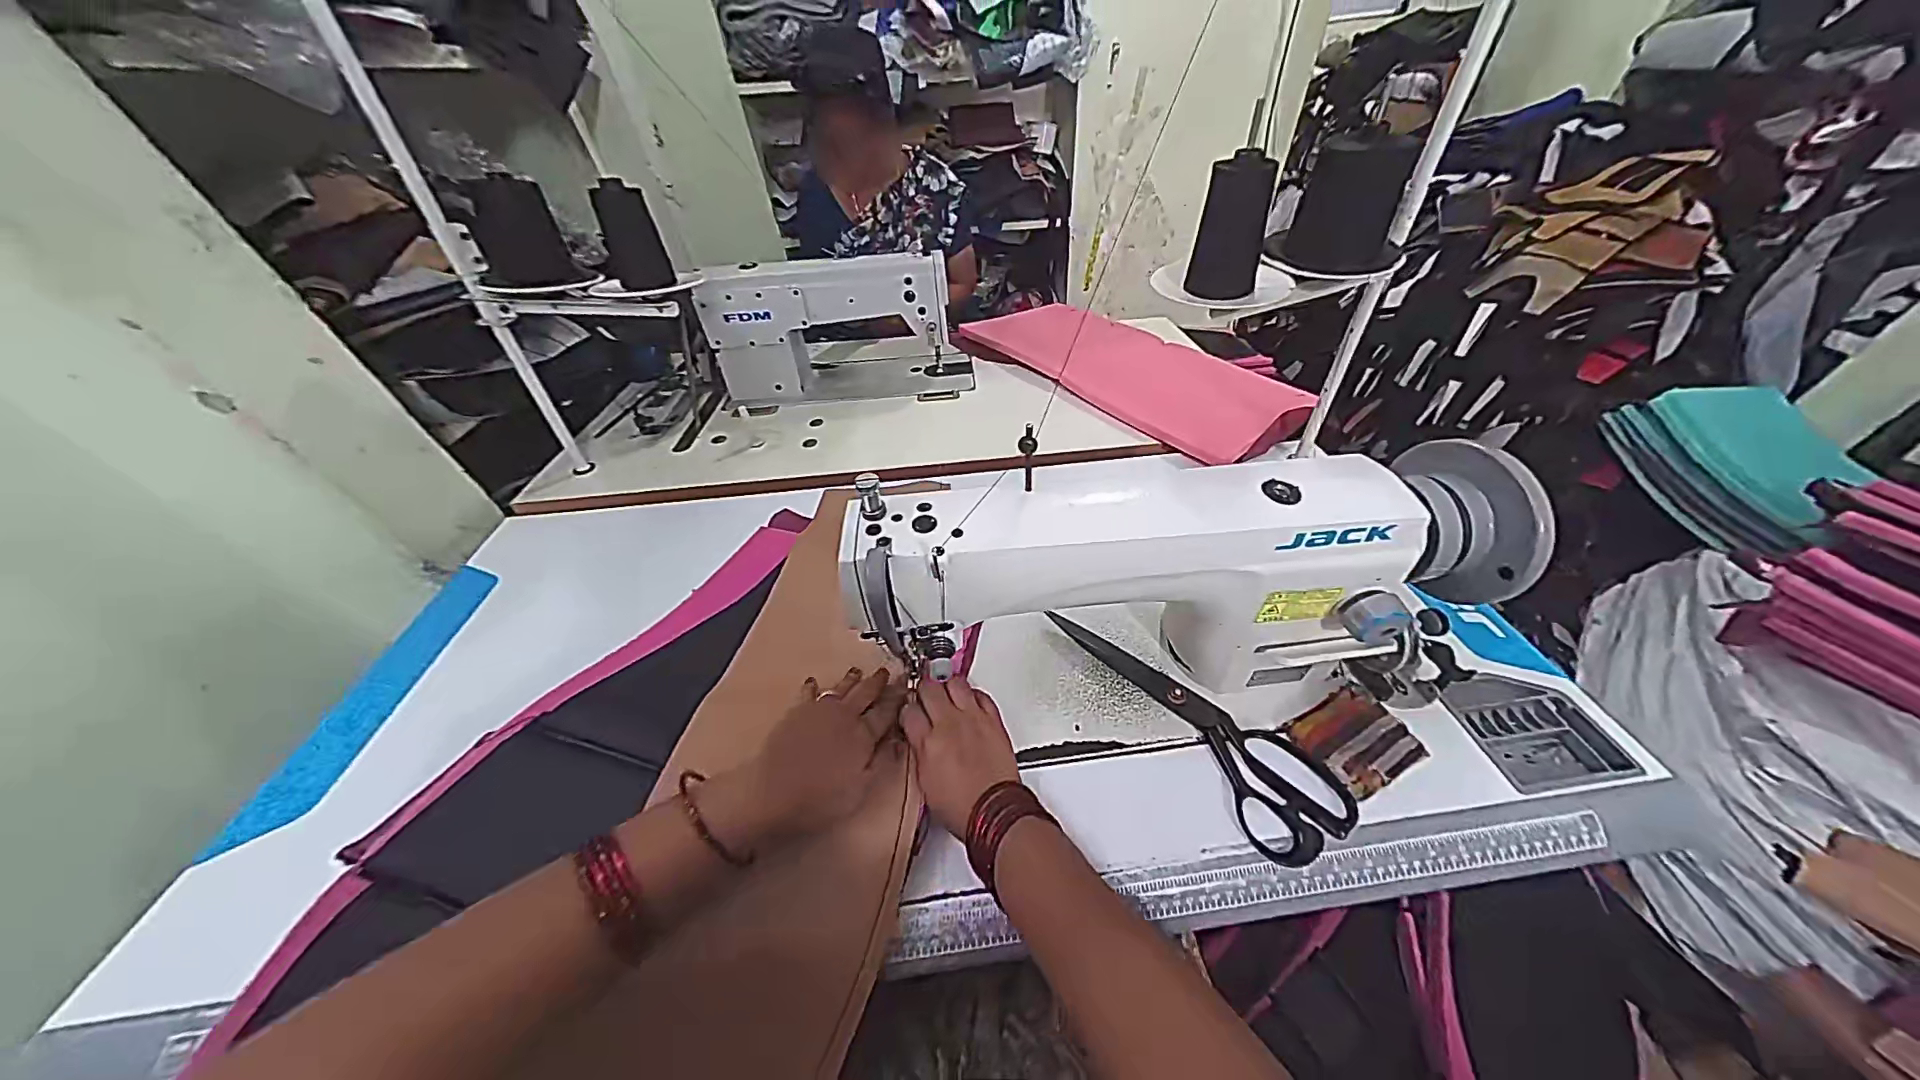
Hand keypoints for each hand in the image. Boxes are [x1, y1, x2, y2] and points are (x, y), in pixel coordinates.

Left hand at [744, 667, 906, 839]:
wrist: (773, 795)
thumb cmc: (821, 800)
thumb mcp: (862, 788)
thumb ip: (882, 761)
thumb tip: (898, 740)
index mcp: (864, 735)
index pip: (887, 712)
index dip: (898, 699)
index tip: (906, 689)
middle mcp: (845, 716)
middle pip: (866, 692)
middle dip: (879, 682)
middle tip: (888, 673)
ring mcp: (820, 710)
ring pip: (842, 687)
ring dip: (853, 679)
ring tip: (859, 672)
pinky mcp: (797, 711)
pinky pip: (810, 692)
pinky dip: (815, 686)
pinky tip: (815, 682)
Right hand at [900, 676, 1018, 839]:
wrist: (994, 812)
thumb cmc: (962, 807)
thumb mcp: (925, 782)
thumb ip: (919, 753)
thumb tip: (918, 740)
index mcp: (927, 743)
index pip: (909, 710)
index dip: (908, 709)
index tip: (911, 712)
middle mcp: (949, 725)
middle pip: (929, 688)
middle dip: (924, 690)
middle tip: (926, 696)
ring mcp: (973, 720)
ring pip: (955, 683)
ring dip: (948, 686)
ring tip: (948, 693)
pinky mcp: (993, 721)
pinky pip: (982, 695)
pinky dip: (974, 695)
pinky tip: (971, 702)